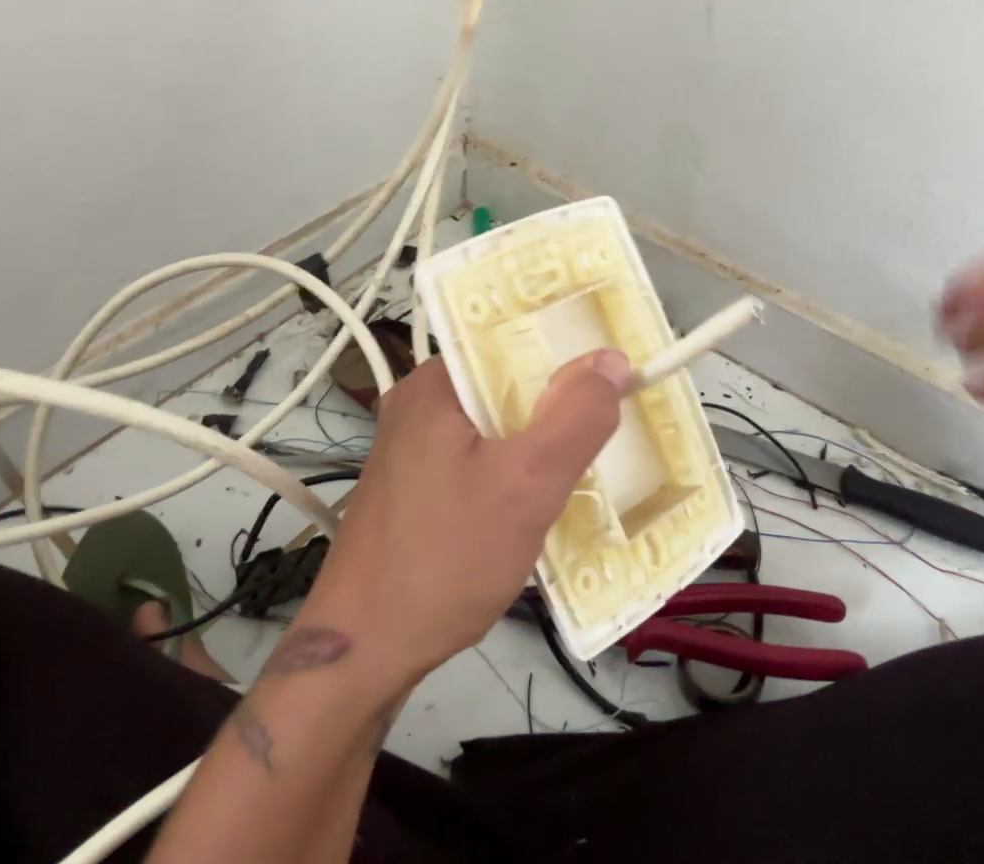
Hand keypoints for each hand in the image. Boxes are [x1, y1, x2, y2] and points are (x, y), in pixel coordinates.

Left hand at [303, 350, 627, 681]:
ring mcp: (411, 451)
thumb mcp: (525, 484)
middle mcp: (417, 406)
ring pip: (495, 428)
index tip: (617, 374)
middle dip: (559, 403)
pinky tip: (542, 502)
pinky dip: (512, 475)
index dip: (567, 350)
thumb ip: (573, 418)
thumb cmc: (445, 558)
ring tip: (591, 464)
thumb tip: (610, 359)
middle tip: (616, 425)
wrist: (366, 645)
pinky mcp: (415, 490)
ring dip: (539, 444)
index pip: (510, 338)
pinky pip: (478, 463)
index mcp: (434, 384)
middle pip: (505, 384)